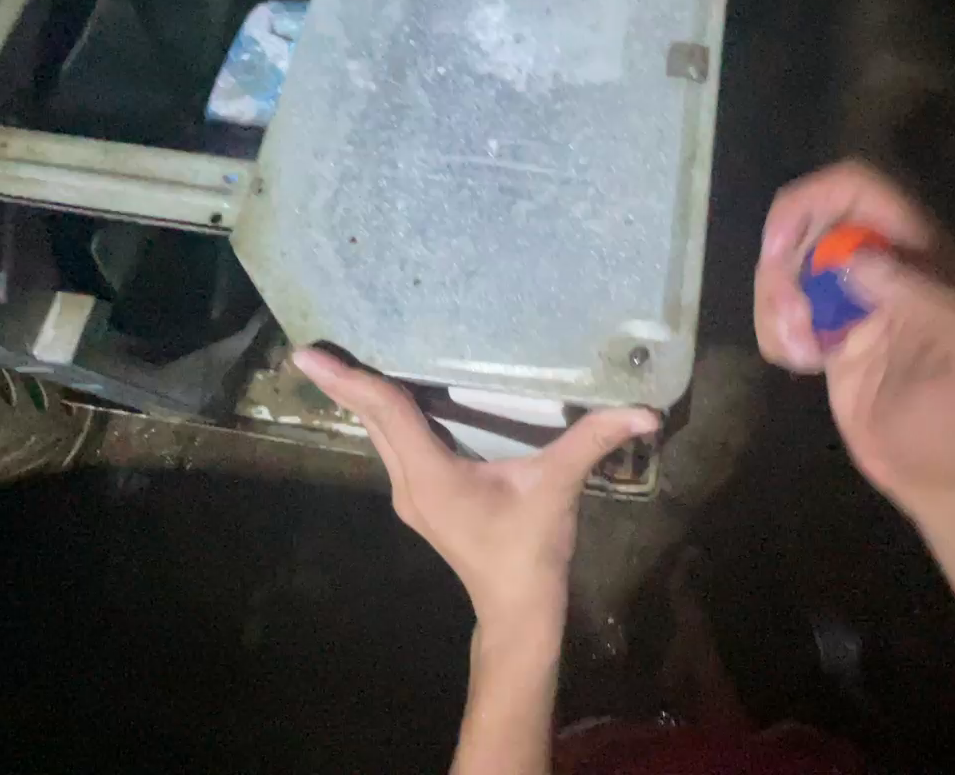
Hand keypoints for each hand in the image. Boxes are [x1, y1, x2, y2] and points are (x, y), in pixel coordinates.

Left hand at [291, 348, 658, 622]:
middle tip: (316, 345)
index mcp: (431, 475)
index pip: (386, 413)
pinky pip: (393, 444)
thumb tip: (645, 411)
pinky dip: (384, 415)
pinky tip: (390, 395)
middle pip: (371, 420)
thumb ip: (595, 442)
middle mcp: (408, 481)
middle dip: (343, 383)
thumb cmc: (530, 550)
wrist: (517, 609)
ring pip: (378, 434)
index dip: (351, 381)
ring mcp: (410, 492)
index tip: (308, 355)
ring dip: (361, 399)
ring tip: (342, 360)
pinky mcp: (421, 496)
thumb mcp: (558, 489)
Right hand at [754, 160, 943, 372]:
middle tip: (796, 324)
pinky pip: (777, 307)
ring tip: (802, 355)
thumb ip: (936, 302)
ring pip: (784, 264)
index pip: (859, 186)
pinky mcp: (824, 324)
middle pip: (805, 221)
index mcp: (926, 251)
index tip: (779, 253)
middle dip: (783, 268)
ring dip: (776, 307)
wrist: (942, 474)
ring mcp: (849, 292)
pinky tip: (803, 365)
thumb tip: (858, 259)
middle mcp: (882, 259)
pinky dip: (774, 332)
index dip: (810, 203)